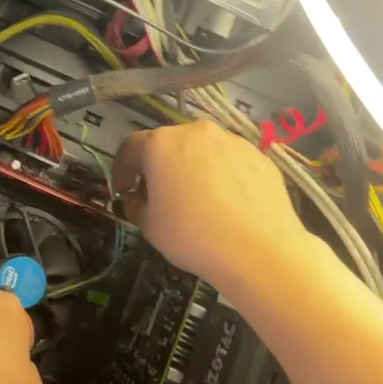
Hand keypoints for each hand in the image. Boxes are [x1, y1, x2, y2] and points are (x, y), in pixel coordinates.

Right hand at [114, 120, 318, 288]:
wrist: (260, 251)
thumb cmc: (192, 235)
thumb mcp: (149, 226)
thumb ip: (136, 205)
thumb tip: (138, 198)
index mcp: (161, 143)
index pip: (131, 147)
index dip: (122, 169)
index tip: (124, 190)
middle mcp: (196, 132)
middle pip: (168, 144)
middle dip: (159, 166)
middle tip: (159, 195)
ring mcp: (232, 141)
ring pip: (202, 150)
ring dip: (192, 168)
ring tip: (198, 199)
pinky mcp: (259, 156)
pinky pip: (230, 162)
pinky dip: (222, 175)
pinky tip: (227, 204)